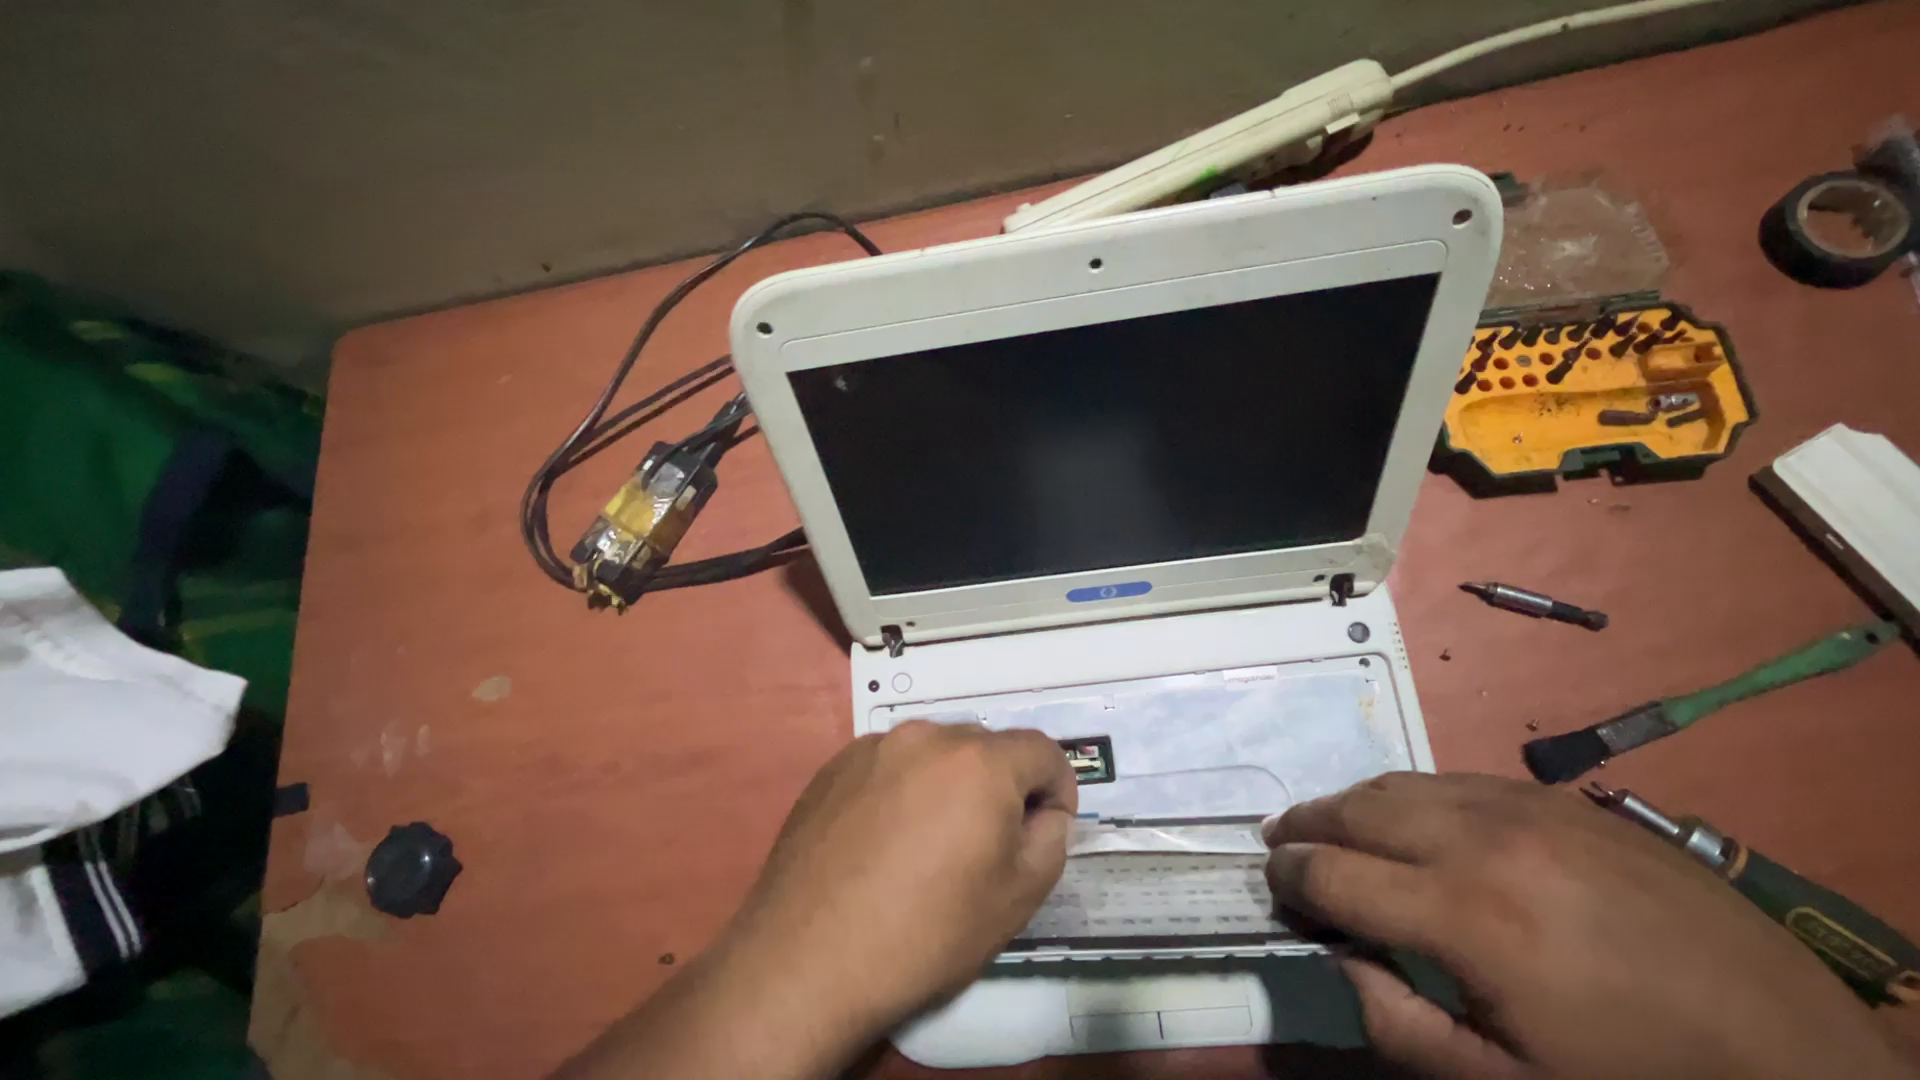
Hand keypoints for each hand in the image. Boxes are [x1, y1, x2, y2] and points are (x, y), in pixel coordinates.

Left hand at [735, 720, 1077, 1028]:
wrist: (808, 959)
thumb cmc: (926, 932)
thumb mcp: (1018, 897)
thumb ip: (1051, 837)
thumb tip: (1043, 812)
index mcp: (980, 761)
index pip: (1042, 751)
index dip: (1057, 789)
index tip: (1044, 829)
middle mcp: (926, 737)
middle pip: (986, 747)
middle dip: (1001, 785)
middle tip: (986, 844)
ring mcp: (873, 748)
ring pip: (934, 753)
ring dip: (949, 784)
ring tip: (929, 844)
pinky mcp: (833, 767)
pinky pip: (889, 765)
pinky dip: (902, 790)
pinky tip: (883, 842)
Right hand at [1264, 772, 1918, 1079]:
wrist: (1795, 1050)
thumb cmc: (1635, 1076)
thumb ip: (1397, 1023)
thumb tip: (1333, 960)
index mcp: (1466, 915)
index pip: (1335, 875)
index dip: (1289, 879)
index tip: (1271, 885)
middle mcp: (1485, 839)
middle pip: (1358, 810)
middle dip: (1305, 824)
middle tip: (1278, 841)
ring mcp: (1528, 807)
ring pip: (1403, 783)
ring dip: (1352, 803)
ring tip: (1329, 823)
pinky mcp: (1564, 800)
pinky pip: (1457, 779)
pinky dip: (1411, 794)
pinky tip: (1411, 818)